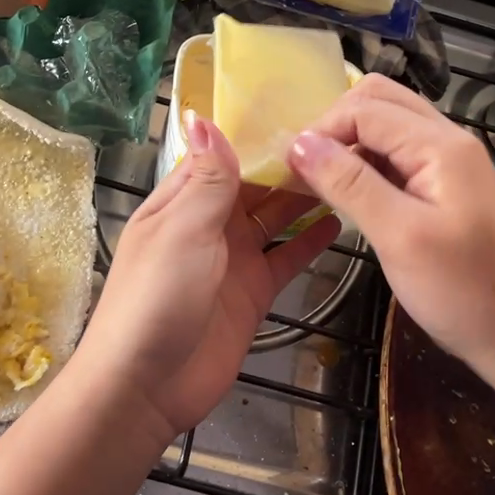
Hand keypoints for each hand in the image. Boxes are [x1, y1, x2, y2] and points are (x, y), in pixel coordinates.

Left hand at [73, 117, 341, 441]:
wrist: (147, 385)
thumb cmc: (157, 297)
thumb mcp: (182, 229)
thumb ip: (206, 179)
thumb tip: (205, 117)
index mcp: (180, 202)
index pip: (219, 157)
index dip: (252, 135)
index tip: (297, 109)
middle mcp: (207, 225)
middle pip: (251, 185)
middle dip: (285, 164)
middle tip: (339, 137)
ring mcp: (231, 260)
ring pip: (273, 217)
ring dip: (302, 197)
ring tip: (346, 170)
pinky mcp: (253, 293)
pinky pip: (285, 258)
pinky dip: (309, 241)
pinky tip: (339, 221)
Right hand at [286, 75, 494, 383]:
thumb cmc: (460, 290)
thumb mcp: (398, 236)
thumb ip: (349, 184)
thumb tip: (299, 143)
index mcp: (441, 146)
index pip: (365, 109)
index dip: (322, 130)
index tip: (291, 167)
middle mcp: (447, 140)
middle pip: (378, 100)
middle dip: (334, 124)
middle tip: (307, 166)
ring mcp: (447, 161)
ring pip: (385, 123)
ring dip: (348, 141)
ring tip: (321, 180)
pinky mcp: (442, 183)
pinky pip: (394, 151)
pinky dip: (364, 161)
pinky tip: (348, 192)